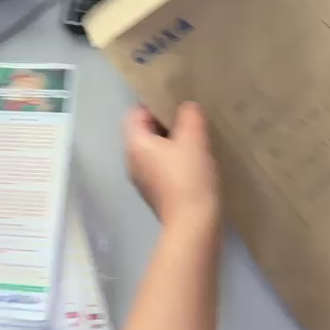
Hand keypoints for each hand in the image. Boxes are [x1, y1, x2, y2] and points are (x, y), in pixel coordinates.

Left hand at [124, 102, 219, 228]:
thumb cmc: (188, 177)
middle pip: (144, 131)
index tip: (177, 104)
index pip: (135, 113)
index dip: (154, 104)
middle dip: (166, 122)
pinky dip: (176, 159)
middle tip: (190, 118)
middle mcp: (133, 161)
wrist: (194, 225)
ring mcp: (143, 180)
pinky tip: (197, 161)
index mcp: (135, 144)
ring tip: (197, 138)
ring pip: (155, 149)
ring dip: (173, 141)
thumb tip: (187, 107)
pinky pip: (162, 166)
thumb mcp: (193, 139)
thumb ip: (189, 115)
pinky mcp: (156, 193)